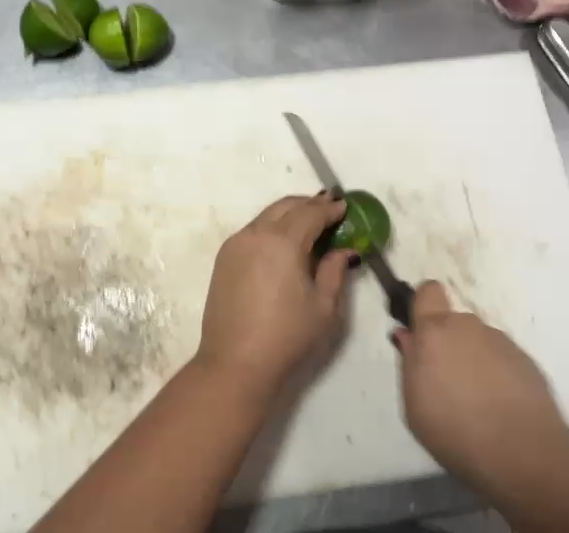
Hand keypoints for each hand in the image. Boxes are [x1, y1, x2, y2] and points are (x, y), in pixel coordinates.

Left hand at [195, 193, 354, 400]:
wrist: (235, 363)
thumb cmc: (286, 336)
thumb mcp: (323, 306)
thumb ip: (335, 270)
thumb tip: (344, 250)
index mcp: (283, 241)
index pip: (311, 212)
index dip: (330, 208)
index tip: (344, 207)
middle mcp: (256, 233)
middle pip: (286, 206)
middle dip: (309, 204)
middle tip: (328, 209)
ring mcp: (236, 244)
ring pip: (266, 216)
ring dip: (289, 214)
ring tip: (308, 224)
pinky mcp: (224, 258)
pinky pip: (253, 231)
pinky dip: (271, 227)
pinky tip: (283, 244)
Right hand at [394, 282, 568, 497]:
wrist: (522, 453)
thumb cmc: (455, 430)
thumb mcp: (414, 405)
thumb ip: (409, 363)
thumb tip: (408, 335)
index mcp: (436, 331)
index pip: (428, 291)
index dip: (423, 306)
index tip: (422, 334)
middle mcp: (470, 327)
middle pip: (454, 324)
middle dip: (449, 345)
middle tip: (448, 384)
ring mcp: (502, 342)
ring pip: (479, 343)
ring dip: (474, 362)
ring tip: (478, 404)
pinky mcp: (527, 362)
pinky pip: (503, 360)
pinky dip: (498, 377)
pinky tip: (501, 409)